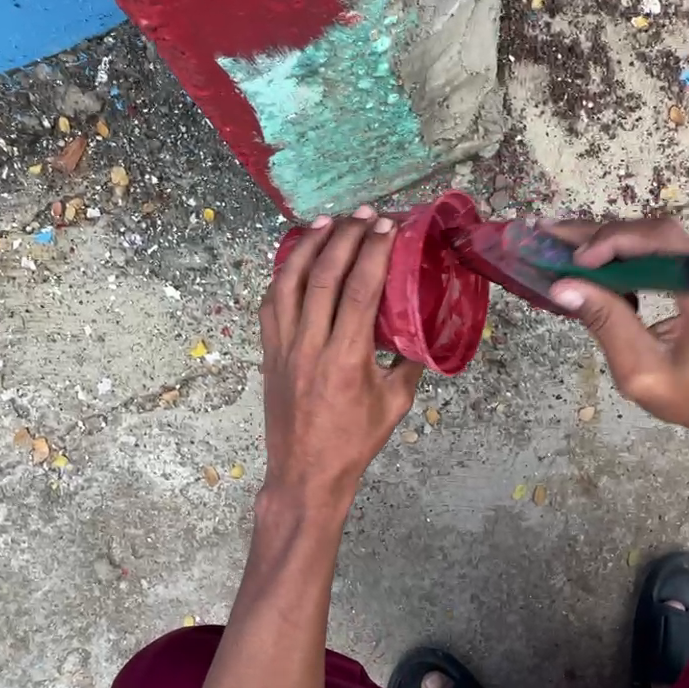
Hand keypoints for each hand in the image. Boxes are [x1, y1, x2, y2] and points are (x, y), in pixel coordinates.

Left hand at [260, 207, 425, 511]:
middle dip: (344, 238)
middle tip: (362, 214)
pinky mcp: (268, 352)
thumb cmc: (354, 442)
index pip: (359, 291)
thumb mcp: (395, 405)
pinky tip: (295, 259)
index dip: (373, 252)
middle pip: (324, 277)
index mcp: (346, 359)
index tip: (386, 227)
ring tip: (326, 221)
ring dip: (307, 247)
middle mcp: (310, 346)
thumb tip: (420, 329)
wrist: (305, 473)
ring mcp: (283, 347)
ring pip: (289, 283)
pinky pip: (270, 303)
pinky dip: (283, 275)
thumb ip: (407, 363)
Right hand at [545, 218, 688, 443]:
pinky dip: (626, 255)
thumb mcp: (642, 373)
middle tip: (550, 234)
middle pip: (656, 233)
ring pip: (656, 239)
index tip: (576, 261)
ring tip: (562, 245)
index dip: (614, 241)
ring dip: (609, 241)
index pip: (661, 242)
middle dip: (600, 234)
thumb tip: (563, 286)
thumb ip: (607, 324)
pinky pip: (662, 254)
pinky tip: (593, 263)